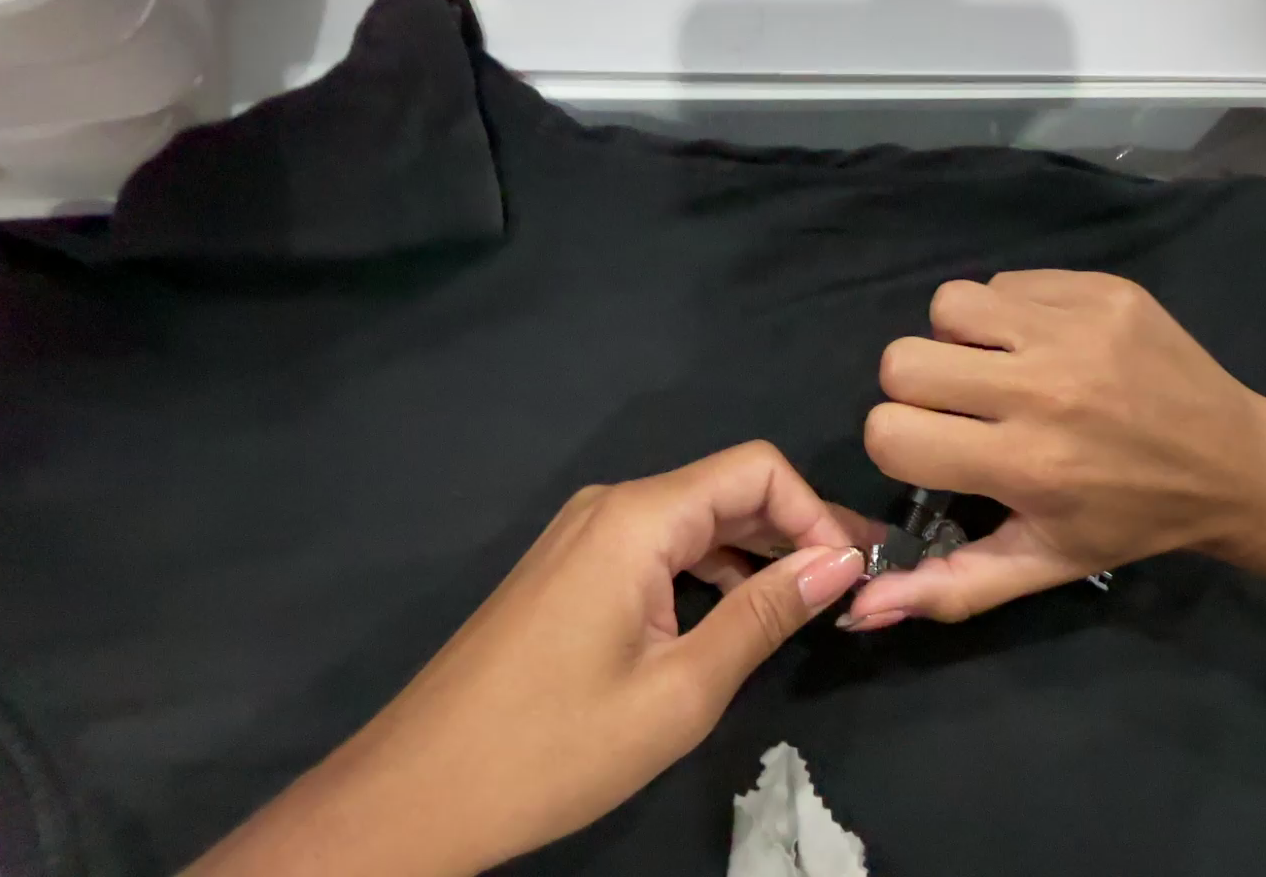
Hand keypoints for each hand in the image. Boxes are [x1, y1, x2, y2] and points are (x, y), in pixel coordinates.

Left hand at [183, 443, 867, 876]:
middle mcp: (613, 505)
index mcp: (638, 517)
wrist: (412, 796)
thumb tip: (840, 561)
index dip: (813, 513)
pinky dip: (712, 569)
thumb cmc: (551, 748)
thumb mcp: (680, 691)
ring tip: (809, 602)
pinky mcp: (575, 566)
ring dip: (757, 553)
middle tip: (854, 584)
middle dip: (796, 531)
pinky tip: (737, 612)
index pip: (757, 470)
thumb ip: (765, 614)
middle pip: (729, 489)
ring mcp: (587, 533)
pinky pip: (662, 546)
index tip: (850, 574)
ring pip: (697, 519)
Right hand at [845, 270, 1265, 630]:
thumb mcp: (1043, 563)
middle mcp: (1044, 389)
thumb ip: (949, 586)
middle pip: (901, 360)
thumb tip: (862, 606)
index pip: (889, 432)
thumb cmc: (1130, 521)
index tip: (938, 448)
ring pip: (947, 305)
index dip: (898, 441)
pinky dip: (1008, 312)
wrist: (1239, 465)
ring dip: (958, 339)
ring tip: (1001, 367)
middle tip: (964, 406)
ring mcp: (1074, 328)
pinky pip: (1004, 281)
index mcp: (1025, 465)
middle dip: (916, 387)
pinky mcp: (1100, 288)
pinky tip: (1047, 343)